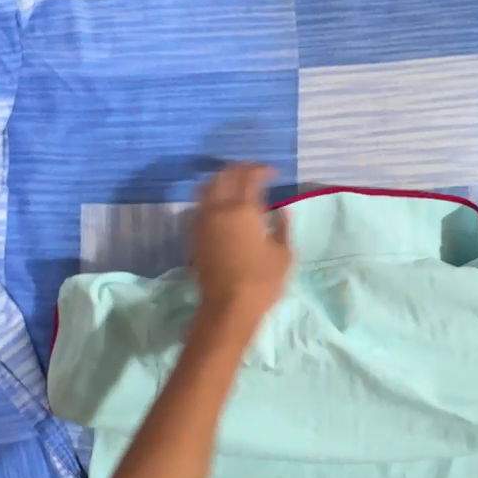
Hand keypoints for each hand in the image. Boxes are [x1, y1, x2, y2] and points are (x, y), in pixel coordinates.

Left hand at [190, 164, 291, 322]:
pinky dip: (211, 197)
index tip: (273, 173)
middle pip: (224, 176)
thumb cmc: (262, 281)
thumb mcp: (284, 254)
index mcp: (243, 209)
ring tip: (234, 184)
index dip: (261, 169)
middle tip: (253, 172)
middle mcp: (219, 209)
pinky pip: (200, 205)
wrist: (227, 308)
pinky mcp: (194, 236)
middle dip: (239, 169)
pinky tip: (221, 205)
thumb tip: (281, 211)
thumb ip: (282, 227)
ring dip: (221, 180)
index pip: (249, 176)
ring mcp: (202, 221)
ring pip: (207, 188)